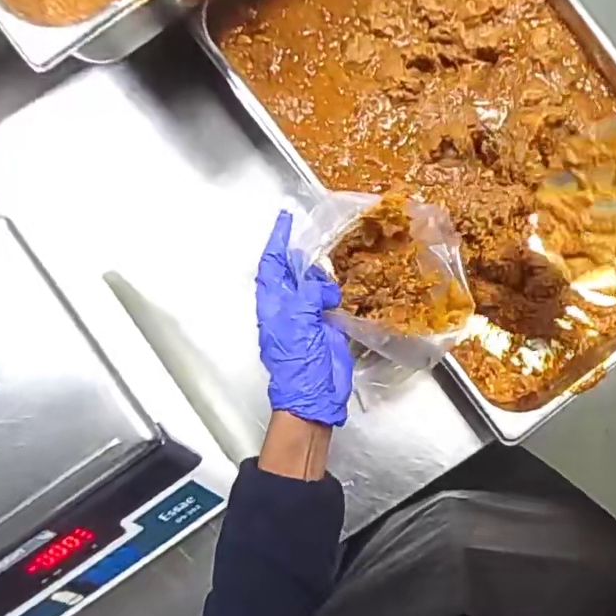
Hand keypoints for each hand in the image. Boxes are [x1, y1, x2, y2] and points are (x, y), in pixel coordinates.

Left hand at [256, 210, 352, 426]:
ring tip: (332, 263)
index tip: (286, 220)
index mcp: (274, 305)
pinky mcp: (329, 329)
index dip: (278, 242)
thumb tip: (323, 287)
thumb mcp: (298, 322)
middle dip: (301, 255)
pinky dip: (338, 293)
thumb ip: (309, 296)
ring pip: (314, 287)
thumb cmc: (298, 364)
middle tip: (315, 237)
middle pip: (293, 274)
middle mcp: (290, 309)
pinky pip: (332, 304)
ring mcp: (309, 319)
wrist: (315, 395)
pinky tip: (344, 287)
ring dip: (322, 274)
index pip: (272, 266)